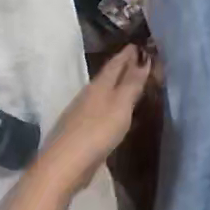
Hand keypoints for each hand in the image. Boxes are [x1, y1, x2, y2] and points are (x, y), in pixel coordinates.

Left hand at [38, 44, 152, 190]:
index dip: (127, 54)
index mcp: (99, 86)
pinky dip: (111, 103)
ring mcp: (82, 113)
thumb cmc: (97, 131)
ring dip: (116, 85)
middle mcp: (89, 95)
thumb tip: (144, 58)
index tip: (138, 44)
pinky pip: (100, 108)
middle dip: (122, 66)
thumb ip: (132, 83)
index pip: (115, 64)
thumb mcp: (121, 105)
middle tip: (136, 59)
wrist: (65, 164)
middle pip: (108, 76)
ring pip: (103, 92)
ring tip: (129, 82)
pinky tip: (115, 110)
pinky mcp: (81, 130)